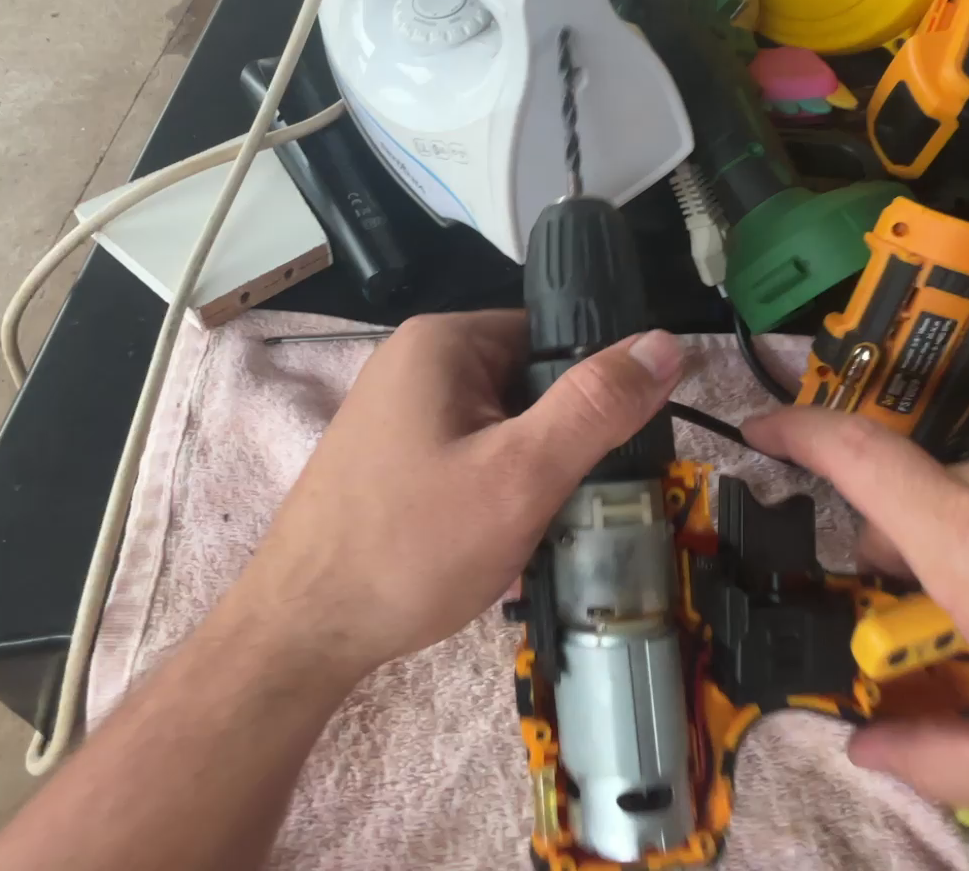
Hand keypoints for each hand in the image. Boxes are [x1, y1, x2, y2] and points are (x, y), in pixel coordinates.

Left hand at [232, 311, 683, 686]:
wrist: (303, 633)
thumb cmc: (411, 547)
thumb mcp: (520, 475)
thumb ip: (596, 407)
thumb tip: (665, 342)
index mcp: (442, 341)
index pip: (551, 334)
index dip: (595, 387)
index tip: (622, 447)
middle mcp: (415, 363)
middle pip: (528, 382)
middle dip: (560, 442)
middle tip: (578, 501)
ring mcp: (398, 412)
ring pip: (502, 427)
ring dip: (530, 474)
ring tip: (538, 528)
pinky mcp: (392, 458)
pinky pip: (469, 456)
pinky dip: (495, 491)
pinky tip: (499, 539)